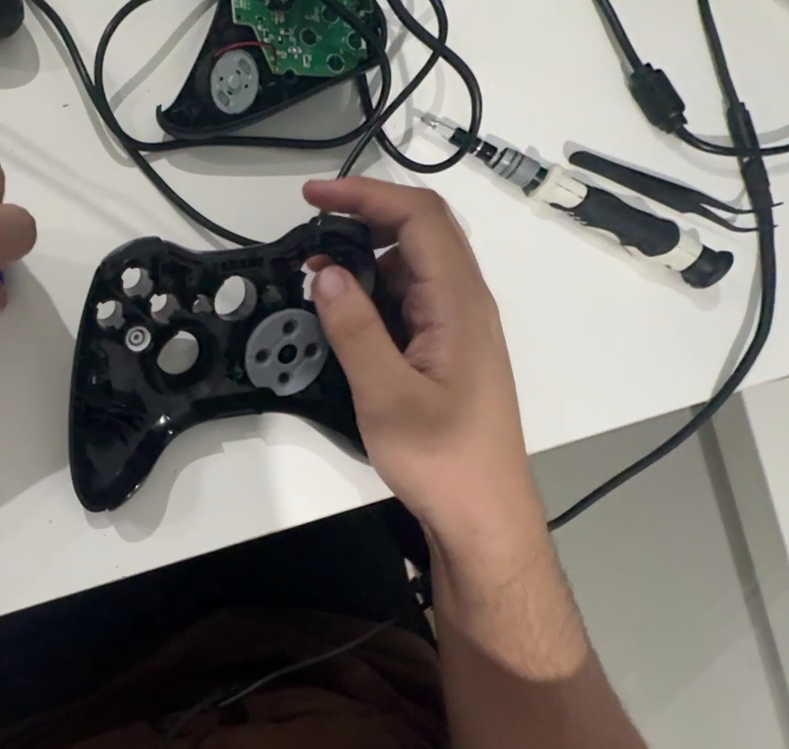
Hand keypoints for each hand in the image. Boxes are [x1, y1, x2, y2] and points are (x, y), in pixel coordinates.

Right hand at [303, 178, 543, 555]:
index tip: (312, 196)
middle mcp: (464, 304)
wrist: (481, 512)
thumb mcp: (386, 394)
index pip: (419, 219)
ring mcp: (457, 329)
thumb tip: (328, 272)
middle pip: (421, 234)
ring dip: (364, 262)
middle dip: (364, 220)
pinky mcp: (446, 354)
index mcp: (458, 303)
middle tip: (307, 235)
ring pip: (412, 271)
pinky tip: (342, 316)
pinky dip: (372, 297)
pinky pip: (409, 305)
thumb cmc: (440, 457)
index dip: (367, 195)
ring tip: (313, 280)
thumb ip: (356, 329)